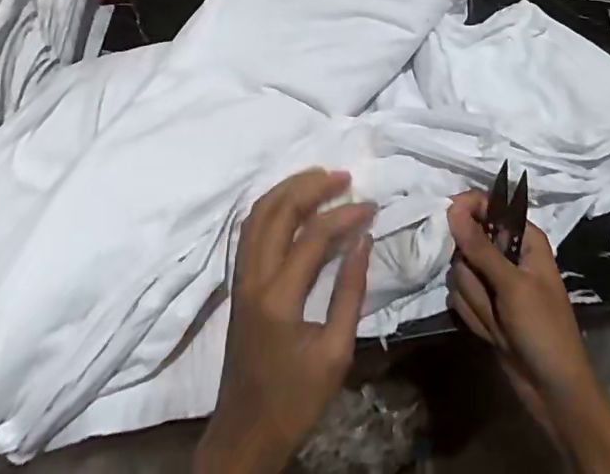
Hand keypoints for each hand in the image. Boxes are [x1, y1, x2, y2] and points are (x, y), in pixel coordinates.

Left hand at [195, 170, 374, 473]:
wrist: (245, 433)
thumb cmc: (296, 399)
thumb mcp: (336, 352)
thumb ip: (350, 291)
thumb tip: (364, 238)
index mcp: (278, 298)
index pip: (314, 237)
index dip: (345, 216)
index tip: (372, 207)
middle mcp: (252, 279)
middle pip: (276, 212)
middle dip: (310, 186)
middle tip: (343, 177)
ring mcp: (240, 280)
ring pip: (256, 216)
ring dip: (287, 190)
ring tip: (319, 179)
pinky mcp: (238, 284)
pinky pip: (250, 231)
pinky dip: (272, 207)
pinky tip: (293, 204)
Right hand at [446, 191, 609, 473]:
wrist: (552, 389)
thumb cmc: (543, 328)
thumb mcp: (513, 285)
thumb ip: (480, 247)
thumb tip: (454, 209)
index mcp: (524, 238)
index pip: (489, 206)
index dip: (467, 208)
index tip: (447, 215)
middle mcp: (507, 254)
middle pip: (467, 241)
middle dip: (472, 271)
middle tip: (493, 292)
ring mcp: (494, 283)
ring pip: (461, 273)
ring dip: (476, 300)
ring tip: (499, 320)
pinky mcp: (484, 307)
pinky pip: (461, 299)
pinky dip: (474, 317)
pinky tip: (493, 333)